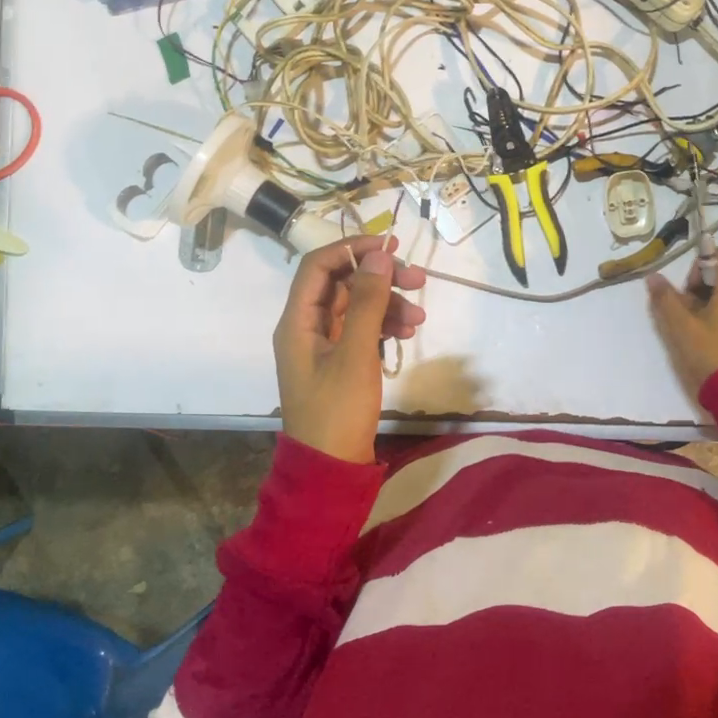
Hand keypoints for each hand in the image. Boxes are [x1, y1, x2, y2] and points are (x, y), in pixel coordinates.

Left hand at [273, 235, 427, 461]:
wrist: (331, 469)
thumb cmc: (338, 411)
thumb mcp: (356, 354)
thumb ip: (368, 302)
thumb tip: (380, 254)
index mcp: (297, 321)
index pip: (319, 266)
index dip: (353, 249)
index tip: (392, 248)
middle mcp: (306, 327)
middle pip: (342, 284)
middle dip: (380, 279)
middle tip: (419, 281)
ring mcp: (323, 346)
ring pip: (357, 307)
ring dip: (388, 305)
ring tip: (420, 321)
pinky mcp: (339, 363)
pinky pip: (362, 331)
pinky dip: (385, 327)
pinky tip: (408, 335)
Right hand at [646, 244, 717, 397]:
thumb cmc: (711, 353)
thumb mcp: (680, 326)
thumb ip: (665, 299)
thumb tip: (653, 276)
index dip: (707, 258)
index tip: (690, 282)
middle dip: (701, 286)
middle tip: (684, 310)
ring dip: (709, 304)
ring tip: (692, 329)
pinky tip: (708, 341)